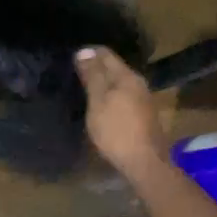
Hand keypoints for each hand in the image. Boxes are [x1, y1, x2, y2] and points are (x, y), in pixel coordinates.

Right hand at [76, 46, 169, 175]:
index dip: (87, 54)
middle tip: (74, 74)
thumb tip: (84, 51)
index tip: (70, 60)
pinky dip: (111, 96)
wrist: (146, 165)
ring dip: (103, 83)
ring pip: (119, 83)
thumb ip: (92, 75)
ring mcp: (144, 100)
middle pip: (113, 67)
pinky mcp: (145, 115)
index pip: (105, 53)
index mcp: (127, 76)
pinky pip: (124, 96)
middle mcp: (139, 83)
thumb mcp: (97, 101)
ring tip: (84, 89)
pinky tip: (101, 105)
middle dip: (95, 68)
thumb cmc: (117, 131)